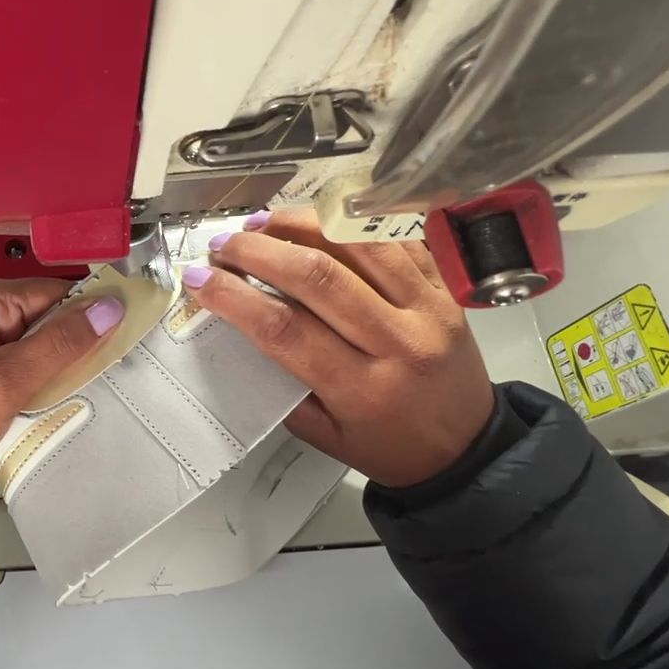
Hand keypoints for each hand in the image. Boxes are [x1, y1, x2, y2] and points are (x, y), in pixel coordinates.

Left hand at [0, 275, 124, 513]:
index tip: (132, 332)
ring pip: (43, 339)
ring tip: (73, 390)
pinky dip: (45, 377)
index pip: (55, 291)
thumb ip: (59, 345)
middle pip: (51, 313)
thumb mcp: (4, 383)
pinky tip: (51, 396)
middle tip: (102, 374)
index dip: (93, 312)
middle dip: (77, 343)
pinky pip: (28, 359)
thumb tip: (106, 309)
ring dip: (62, 364)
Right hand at [180, 209, 494, 486]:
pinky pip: (396, 238)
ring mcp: (429, 307)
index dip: (234, 298)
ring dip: (301, 224)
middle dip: (258, 252)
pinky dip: (351, 223)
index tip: (200, 281)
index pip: (285, 329)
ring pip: (358, 244)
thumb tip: (242, 325)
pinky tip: (316, 219)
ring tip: (262, 222)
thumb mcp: (323, 434)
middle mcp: (400, 342)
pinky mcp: (446, 287)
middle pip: (318, 276)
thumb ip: (283, 384)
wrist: (467, 449)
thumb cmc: (389, 446)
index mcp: (363, 389)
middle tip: (223, 245)